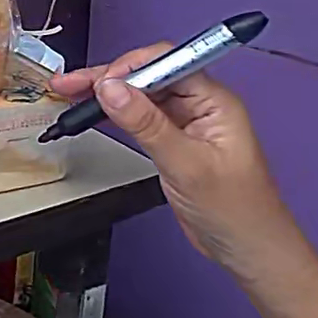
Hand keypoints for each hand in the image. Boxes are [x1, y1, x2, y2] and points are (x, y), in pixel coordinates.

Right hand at [53, 49, 317, 287]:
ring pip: (137, 93)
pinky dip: (111, 111)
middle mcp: (198, 104)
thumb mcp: (187, 165)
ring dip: (104, 92)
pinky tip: (90, 111)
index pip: (166, 63)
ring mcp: (183, 121)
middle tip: (70, 84)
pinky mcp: (169, 138)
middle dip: (108, 76)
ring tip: (69, 92)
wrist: (248, 254)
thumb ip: (146, 124)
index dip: (130, 67)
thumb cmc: (236, 212)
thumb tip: (110, 88)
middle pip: (146, 75)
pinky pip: (136, 114)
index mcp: (214, 100)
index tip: (101, 82)